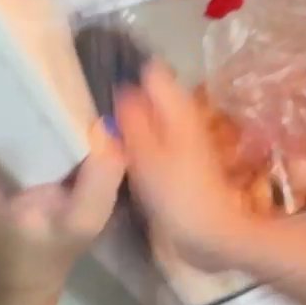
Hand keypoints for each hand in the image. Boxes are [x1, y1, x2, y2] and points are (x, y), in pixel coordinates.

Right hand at [115, 65, 258, 269]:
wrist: (211, 233)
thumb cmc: (177, 193)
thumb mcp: (147, 156)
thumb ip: (132, 120)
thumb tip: (120, 88)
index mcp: (178, 108)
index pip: (151, 71)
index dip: (127, 73)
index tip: (99, 85)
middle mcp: (184, 115)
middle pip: (151, 92)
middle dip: (127, 99)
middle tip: (94, 113)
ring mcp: (185, 136)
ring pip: (153, 115)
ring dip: (131, 121)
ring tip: (101, 131)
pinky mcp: (183, 157)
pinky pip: (156, 136)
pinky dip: (140, 139)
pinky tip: (121, 154)